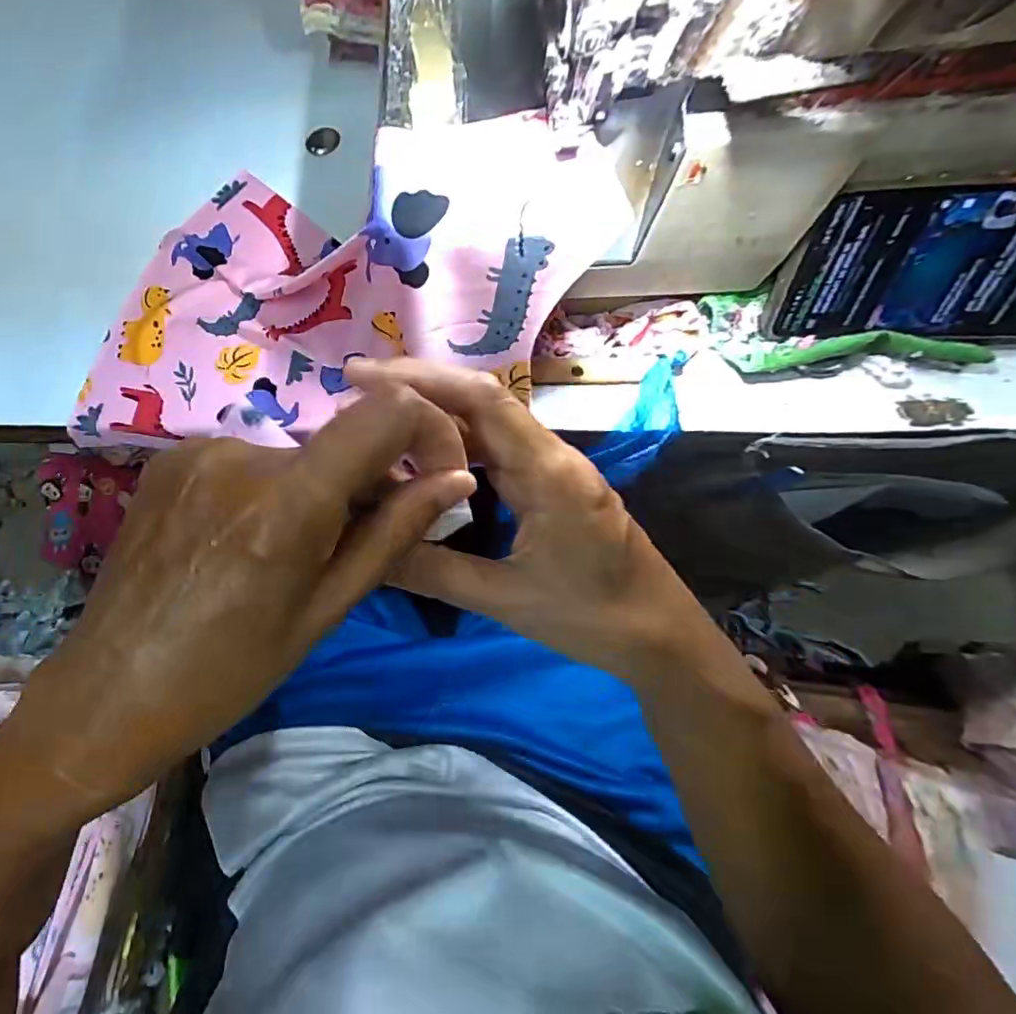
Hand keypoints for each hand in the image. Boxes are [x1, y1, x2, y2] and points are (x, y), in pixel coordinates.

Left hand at [11, 384, 475, 813]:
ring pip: (285, 457)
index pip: (383, 413)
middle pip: (332, 444)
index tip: (426, 475)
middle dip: (357, 483)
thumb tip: (455, 480)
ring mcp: (193, 451)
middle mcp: (238, 453)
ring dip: (302, 492)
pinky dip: (257, 491)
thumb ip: (391, 535)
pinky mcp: (165, 459)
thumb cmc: (228, 671)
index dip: (422, 431)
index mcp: (286, 499)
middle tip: (343, 546)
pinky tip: (231, 544)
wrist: (111, 687)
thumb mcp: (322, 610)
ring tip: (274, 556)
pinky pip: (238, 463)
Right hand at [344, 358, 713, 675]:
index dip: (419, 379)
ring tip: (375, 413)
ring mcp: (553, 467)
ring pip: (485, 421)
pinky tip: (417, 451)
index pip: (480, 401)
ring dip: (431, 410)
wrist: (661, 638)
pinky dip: (450, 439)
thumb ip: (431, 571)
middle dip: (417, 386)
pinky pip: (493, 447)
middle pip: (480, 400)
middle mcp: (551, 456)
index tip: (361, 376)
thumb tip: (362, 549)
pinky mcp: (549, 482)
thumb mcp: (504, 600)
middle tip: (354, 389)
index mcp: (547, 474)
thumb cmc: (591, 619)